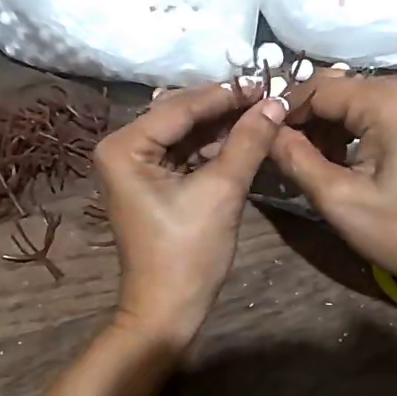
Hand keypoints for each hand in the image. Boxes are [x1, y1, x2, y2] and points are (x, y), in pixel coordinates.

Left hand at [95, 84, 286, 350]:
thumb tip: (275, 103)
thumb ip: (247, 142)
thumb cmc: (188, 253)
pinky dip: (210, 150)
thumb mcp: (222, 192)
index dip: (226, 96)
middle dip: (223, 109)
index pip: (181, 107)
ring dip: (220, 128)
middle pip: (179, 116)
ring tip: (262, 116)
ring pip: (183, 134)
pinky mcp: (148, 184)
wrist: (166, 312)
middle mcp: (120, 149)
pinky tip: (242, 141)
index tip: (265, 83)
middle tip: (267, 98)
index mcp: (124, 147)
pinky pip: (182, 155)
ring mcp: (132, 167)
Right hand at [271, 73, 396, 309]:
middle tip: (278, 157)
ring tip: (301, 164)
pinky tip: (329, 161)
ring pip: (343, 101)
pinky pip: (363, 111)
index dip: (282, 114)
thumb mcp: (339, 199)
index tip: (259, 143)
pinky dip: (341, 132)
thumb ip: (295, 159)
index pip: (315, 89)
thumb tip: (263, 131)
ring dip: (319, 129)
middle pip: (330, 90)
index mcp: (387, 101)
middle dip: (301, 121)